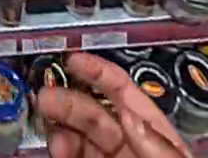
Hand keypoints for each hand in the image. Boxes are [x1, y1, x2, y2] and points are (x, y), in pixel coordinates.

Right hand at [35, 53, 192, 157]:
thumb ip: (157, 147)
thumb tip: (130, 114)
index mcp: (159, 145)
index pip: (127, 95)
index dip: (99, 71)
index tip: (73, 60)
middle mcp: (134, 155)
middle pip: (96, 116)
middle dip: (69, 101)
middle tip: (48, 97)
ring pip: (80, 141)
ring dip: (62, 130)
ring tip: (53, 134)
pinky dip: (61, 152)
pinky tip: (57, 150)